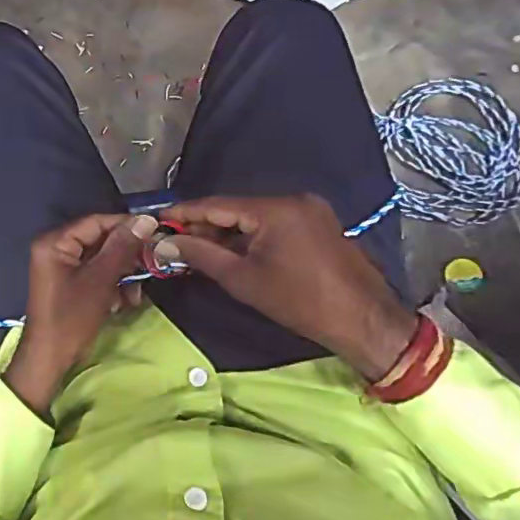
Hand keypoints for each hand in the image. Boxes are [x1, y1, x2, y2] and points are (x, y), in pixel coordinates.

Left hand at [5, 212, 154, 414]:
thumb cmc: (71, 318)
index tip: (155, 231)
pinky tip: (124, 302)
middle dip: (126, 255)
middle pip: (99, 240)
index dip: (126, 226)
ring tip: (135, 293)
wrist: (50, 358)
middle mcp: (55, 249)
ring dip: (122, 274)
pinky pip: (96, 274)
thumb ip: (122, 248)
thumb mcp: (100, 280)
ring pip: (101, 259)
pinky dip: (112, 285)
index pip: (96, 222)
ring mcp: (62, 267)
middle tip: (151, 263)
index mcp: (54, 242)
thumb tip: (145, 220)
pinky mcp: (70, 283)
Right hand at [158, 194, 415, 377]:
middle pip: (236, 208)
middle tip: (172, 240)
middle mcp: (293, 199)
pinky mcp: (317, 223)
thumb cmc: (299, 302)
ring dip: (225, 231)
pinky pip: (272, 223)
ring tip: (196, 248)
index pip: (217, 204)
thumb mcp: (242, 279)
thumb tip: (164, 242)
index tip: (157, 219)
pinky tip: (230, 251)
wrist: (363, 320)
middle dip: (204, 225)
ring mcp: (309, 210)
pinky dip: (249, 236)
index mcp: (275, 208)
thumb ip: (201, 254)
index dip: (184, 213)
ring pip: (254, 216)